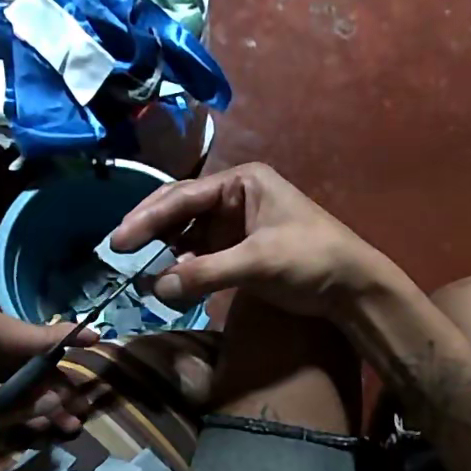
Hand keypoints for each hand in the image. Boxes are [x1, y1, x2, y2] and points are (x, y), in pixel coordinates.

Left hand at [0, 292, 92, 450]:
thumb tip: (59, 401)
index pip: (35, 334)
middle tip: (77, 420)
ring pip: (1, 370)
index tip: (106, 348)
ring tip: (56, 429)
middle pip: (21, 355)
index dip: (72, 346)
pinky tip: (13, 423)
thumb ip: (8, 402)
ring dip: (25, 399)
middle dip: (50, 389)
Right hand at [109, 163, 389, 316]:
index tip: (119, 242)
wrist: (351, 287)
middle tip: (119, 251)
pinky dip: (186, 267)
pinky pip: (204, 255)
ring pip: (190, 234)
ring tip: (143, 271)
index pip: (183, 196)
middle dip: (152, 229)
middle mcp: (235, 197)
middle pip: (181, 210)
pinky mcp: (242, 251)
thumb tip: (156, 288)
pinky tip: (172, 280)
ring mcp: (238, 225)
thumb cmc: (311, 259)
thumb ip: (207, 272)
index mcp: (241, 182)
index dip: (147, 218)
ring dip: (168, 251)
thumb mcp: (259, 261)